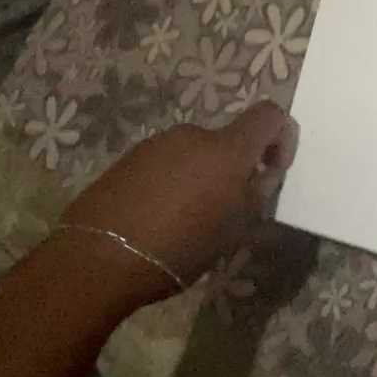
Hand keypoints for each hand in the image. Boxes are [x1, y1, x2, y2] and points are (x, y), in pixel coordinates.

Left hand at [58, 103, 296, 306]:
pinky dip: (172, 183)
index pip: (270, 114)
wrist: (93, 262)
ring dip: (202, 176)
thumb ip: (256, 194)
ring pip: (195, 153)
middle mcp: (193, 135)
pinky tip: (158, 219)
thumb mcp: (234, 229)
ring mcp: (154, 145)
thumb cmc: (179, 247)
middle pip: (229, 139)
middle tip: (228, 206)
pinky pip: (164, 164)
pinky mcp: (124, 162)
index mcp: (228, 148)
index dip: (283, 136)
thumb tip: (263, 175)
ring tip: (189, 218)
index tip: (274, 170)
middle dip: (236, 166)